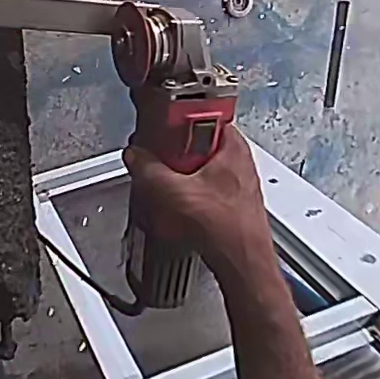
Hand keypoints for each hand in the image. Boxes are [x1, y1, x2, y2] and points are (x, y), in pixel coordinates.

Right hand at [123, 126, 276, 285]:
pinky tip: (180, 208)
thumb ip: (147, 169)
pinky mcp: (233, 202)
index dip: (179, 119)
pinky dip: (190, 193)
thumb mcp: (171, 191)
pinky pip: (205, 187)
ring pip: (200, 166)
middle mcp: (239, 160)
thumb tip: (136, 156)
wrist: (243, 264)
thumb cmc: (226, 228)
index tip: (161, 125)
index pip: (203, 114)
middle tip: (160, 161)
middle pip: (198, 142)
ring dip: (181, 175)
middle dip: (175, 152)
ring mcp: (238, 182)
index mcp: (232, 145)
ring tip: (168, 187)